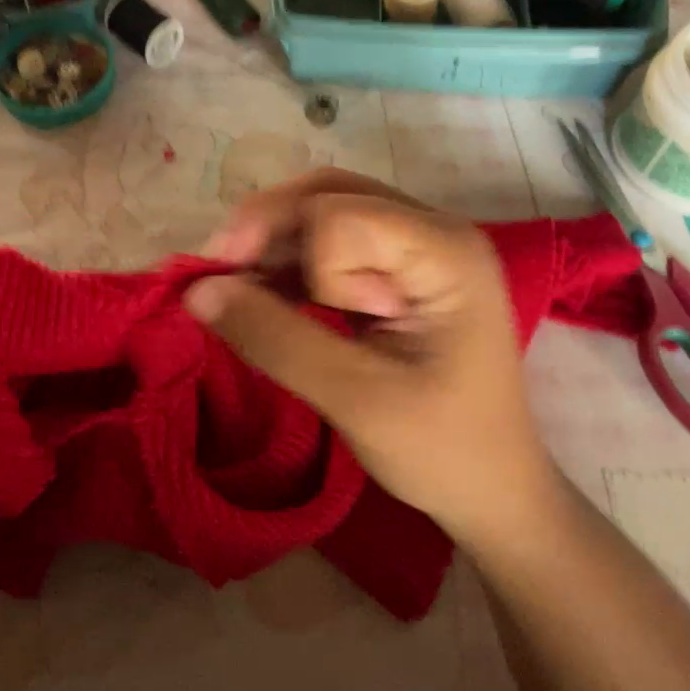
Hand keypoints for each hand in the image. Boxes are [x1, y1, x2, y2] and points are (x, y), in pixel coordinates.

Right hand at [186, 169, 555, 537]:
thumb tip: (195, 290)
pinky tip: (261, 298)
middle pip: (329, 196)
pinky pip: (330, 247)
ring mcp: (417, 251)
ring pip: (324, 215)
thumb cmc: (441, 450)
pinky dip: (289, 268)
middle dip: (268, 232)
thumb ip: (274, 338)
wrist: (494, 494)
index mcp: (443, 251)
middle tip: (219, 278)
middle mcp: (432, 232)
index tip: (289, 315)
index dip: (296, 256)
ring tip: (234, 291)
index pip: (340, 215)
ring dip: (273, 248)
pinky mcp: (399, 276)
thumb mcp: (354, 398)